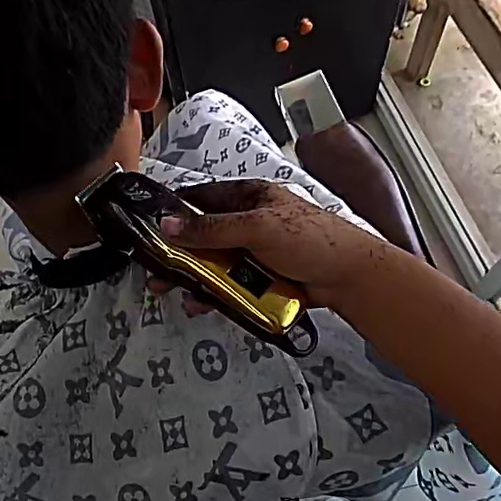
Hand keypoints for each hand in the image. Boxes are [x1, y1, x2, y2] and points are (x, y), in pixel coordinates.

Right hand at [158, 180, 407, 309]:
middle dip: (181, 254)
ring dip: (197, 278)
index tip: (150, 228)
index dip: (176, 211)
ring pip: (215, 263)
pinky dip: (217, 293)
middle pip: (204, 236)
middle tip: (158, 271)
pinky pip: (231, 283)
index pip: (202, 198)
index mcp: (249, 197)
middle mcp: (249, 221)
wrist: (349, 277)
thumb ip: (211, 230)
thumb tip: (169, 226)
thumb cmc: (311, 240)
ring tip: (179, 292)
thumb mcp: (257, 229)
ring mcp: (255, 251)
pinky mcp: (262, 276)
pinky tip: (205, 303)